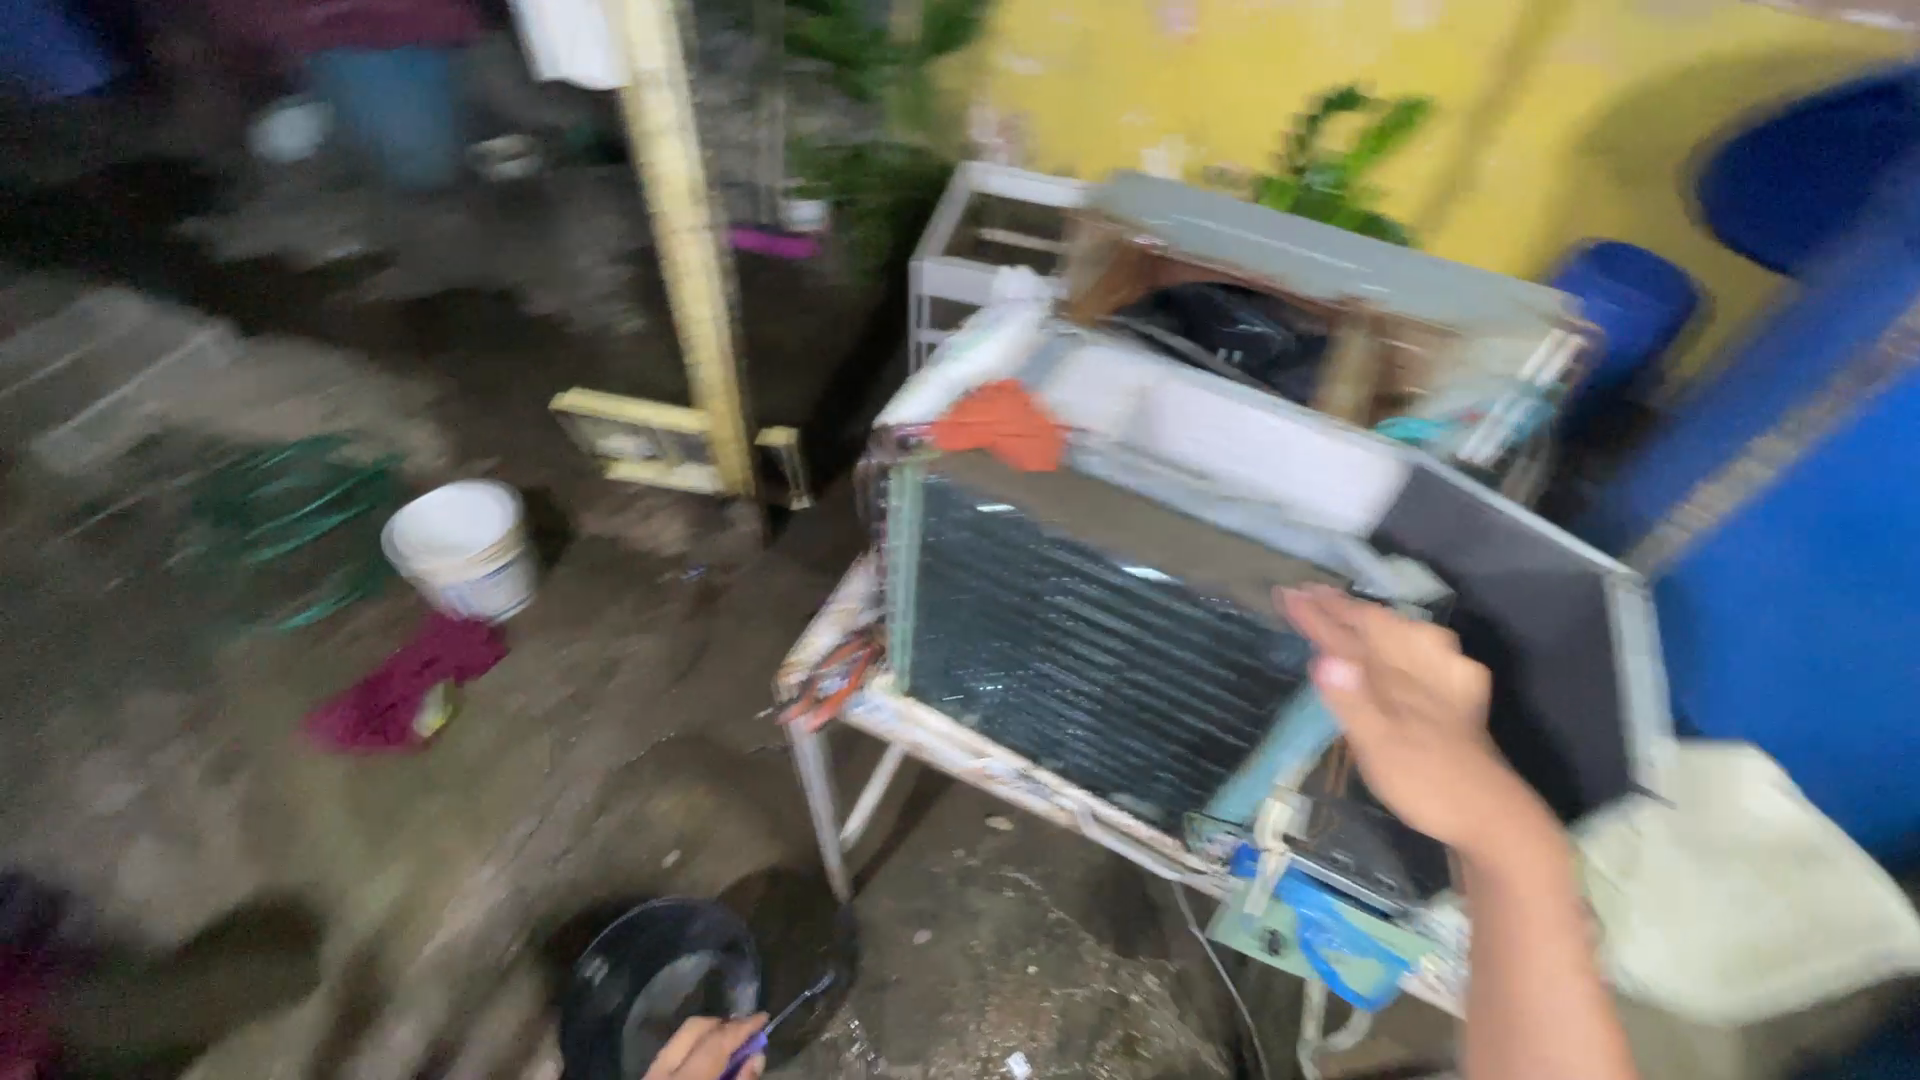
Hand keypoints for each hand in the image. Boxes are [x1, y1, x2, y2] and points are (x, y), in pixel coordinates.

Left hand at [643, 1016, 768, 1079]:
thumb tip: (756, 1055)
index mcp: (684, 1079)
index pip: (717, 1041)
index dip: (743, 1027)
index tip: (764, 1017)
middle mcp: (660, 1070)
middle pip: (693, 1027)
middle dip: (722, 1023)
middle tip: (745, 1031)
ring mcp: (648, 1074)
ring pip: (679, 1037)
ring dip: (706, 1034)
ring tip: (727, 1045)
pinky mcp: (645, 1078)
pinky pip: (670, 1054)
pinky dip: (691, 1050)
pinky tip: (705, 1061)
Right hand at [1278, 585, 1541, 855]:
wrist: (1496, 823)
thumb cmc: (1429, 785)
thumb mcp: (1379, 746)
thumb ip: (1352, 701)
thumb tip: (1323, 658)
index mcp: (1397, 681)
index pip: (1348, 639)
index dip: (1316, 617)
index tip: (1286, 595)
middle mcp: (1422, 673)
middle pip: (1379, 629)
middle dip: (1344, 607)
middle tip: (1311, 592)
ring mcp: (1447, 687)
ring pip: (1410, 637)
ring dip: (1379, 619)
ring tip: (1357, 609)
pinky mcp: (1462, 706)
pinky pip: (1436, 658)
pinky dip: (1419, 643)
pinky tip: (1425, 646)